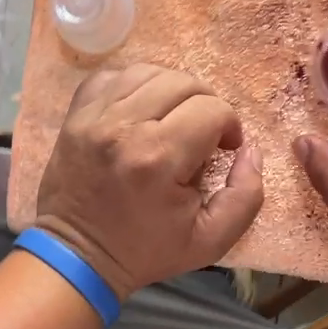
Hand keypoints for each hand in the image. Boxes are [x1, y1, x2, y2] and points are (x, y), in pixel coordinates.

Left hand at [36, 64, 264, 297]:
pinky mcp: (76, 114)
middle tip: (204, 134)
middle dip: (205, 104)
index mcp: (158, 158)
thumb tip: (250, 150)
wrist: (78, 257)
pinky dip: (135, 86)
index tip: (225, 149)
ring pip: (149, 72)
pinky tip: (143, 111)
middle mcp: (124, 127)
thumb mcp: (212, 240)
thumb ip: (246, 195)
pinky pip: (113, 76)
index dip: (229, 126)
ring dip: (173, 90)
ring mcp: (95, 116)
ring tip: (175, 119)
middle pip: (184, 82)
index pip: (212, 110)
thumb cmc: (147, 251)